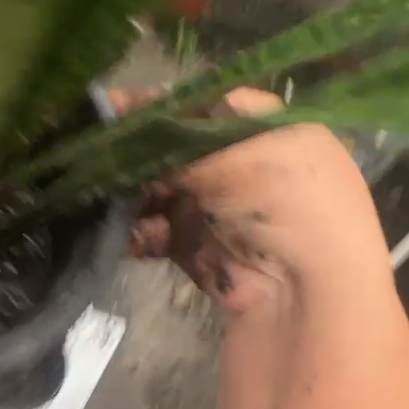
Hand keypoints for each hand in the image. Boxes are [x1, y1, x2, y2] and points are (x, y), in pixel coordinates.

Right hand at [110, 87, 386, 313]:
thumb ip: (179, 145)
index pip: (203, 108)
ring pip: (160, 197)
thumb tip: (125, 130)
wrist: (307, 301)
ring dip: (136, 203)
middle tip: (101, 165)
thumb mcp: (239, 159)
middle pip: (175, 154)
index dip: (158, 109)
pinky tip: (137, 242)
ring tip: (117, 212)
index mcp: (271, 132)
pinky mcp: (202, 254)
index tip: (109, 109)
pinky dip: (143, 238)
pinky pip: (160, 237)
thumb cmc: (288, 210)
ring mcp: (222, 215)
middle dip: (139, 160)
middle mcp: (246, 169)